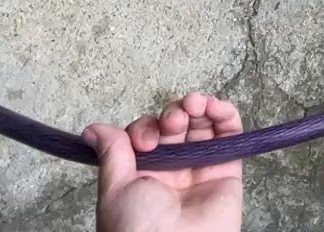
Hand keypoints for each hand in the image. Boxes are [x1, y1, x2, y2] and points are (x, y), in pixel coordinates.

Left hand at [85, 92, 243, 231]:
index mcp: (143, 175)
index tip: (147, 142)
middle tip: (173, 123)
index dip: (147, 128)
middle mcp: (172, 168)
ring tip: (197, 104)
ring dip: (200, 106)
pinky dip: (226, 113)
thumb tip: (92, 129)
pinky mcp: (228, 166)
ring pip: (203, 123)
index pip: (148, 135)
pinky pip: (231, 133)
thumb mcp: (116, 191)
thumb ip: (113, 154)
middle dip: (175, 113)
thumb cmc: (139, 229)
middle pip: (177, 124)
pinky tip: (216, 106)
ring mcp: (201, 166)